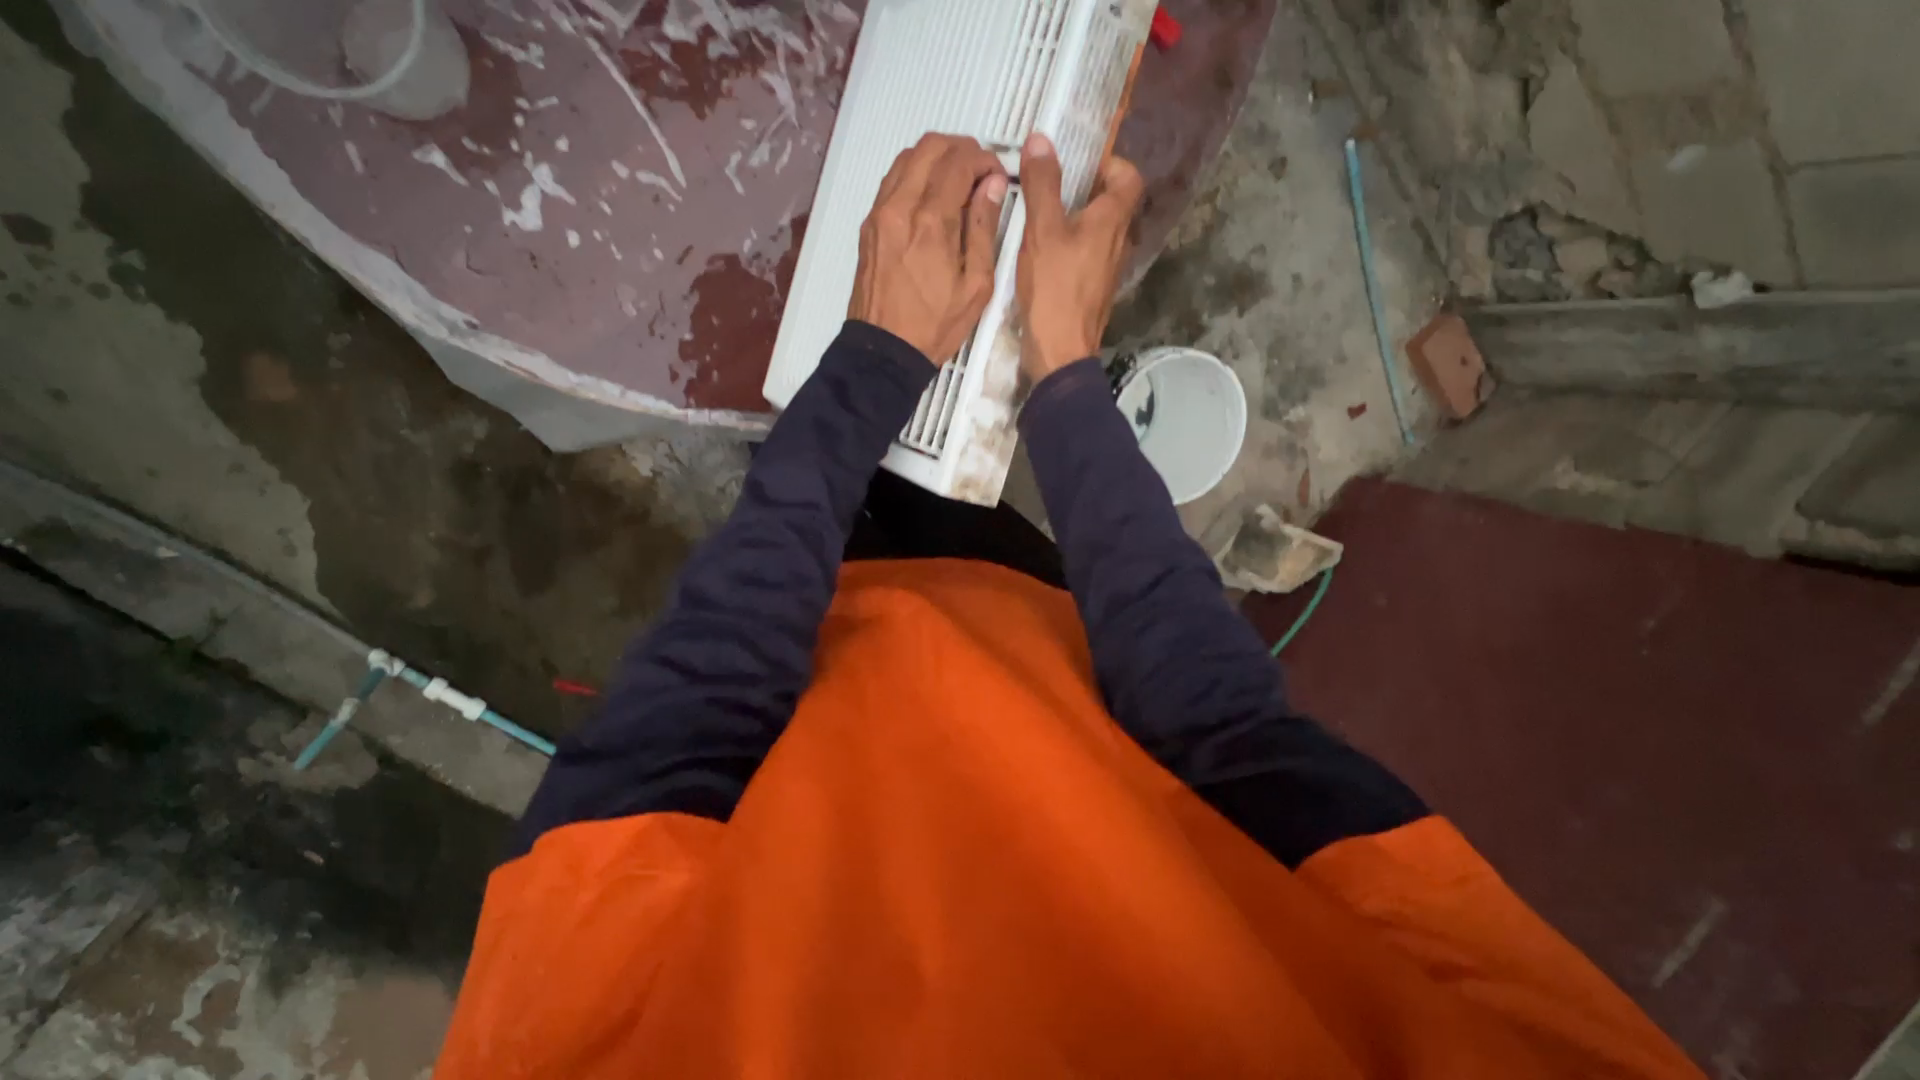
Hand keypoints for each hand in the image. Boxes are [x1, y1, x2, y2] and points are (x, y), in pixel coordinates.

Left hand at [848, 134, 1009, 364]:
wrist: (884, 351)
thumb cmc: (935, 325)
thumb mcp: (976, 285)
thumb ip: (985, 228)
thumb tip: (992, 184)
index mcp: (931, 222)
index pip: (959, 162)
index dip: (984, 159)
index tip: (998, 174)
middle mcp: (900, 207)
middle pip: (929, 147)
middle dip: (960, 149)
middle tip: (980, 170)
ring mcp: (879, 214)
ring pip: (906, 158)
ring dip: (936, 158)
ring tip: (958, 180)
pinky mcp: (869, 226)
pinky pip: (892, 181)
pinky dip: (915, 174)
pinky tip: (933, 196)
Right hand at [1015, 134, 1144, 380]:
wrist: (1060, 351)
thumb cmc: (1055, 288)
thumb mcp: (1042, 231)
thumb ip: (1042, 184)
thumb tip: (1041, 139)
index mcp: (1112, 220)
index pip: (1129, 177)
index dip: (1109, 163)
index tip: (1079, 163)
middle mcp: (1118, 241)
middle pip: (1113, 202)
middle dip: (1086, 188)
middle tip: (1052, 183)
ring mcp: (1108, 268)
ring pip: (1099, 230)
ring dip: (1076, 217)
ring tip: (1042, 213)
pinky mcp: (1093, 289)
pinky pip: (1087, 253)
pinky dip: (1071, 244)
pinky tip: (1042, 250)